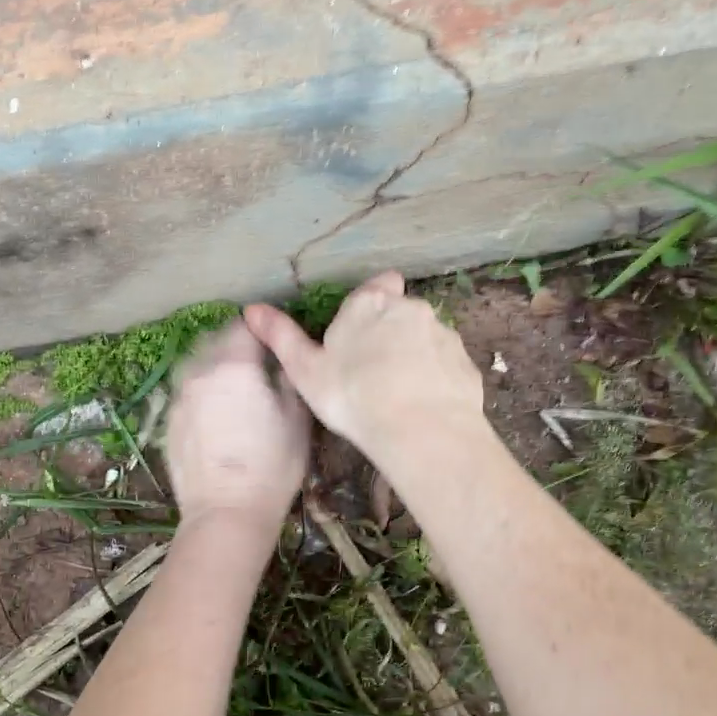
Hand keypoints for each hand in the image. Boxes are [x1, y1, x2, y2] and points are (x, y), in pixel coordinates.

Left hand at [164, 321, 310, 529]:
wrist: (225, 512)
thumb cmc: (272, 468)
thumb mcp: (297, 421)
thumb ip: (288, 381)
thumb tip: (281, 363)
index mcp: (236, 366)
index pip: (245, 327)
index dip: (261, 330)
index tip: (272, 342)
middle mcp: (201, 372)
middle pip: (215, 340)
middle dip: (234, 344)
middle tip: (254, 363)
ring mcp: (179, 396)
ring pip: (194, 363)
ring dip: (212, 363)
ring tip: (230, 385)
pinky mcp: (167, 419)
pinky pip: (184, 390)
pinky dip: (198, 390)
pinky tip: (212, 412)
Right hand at [243, 272, 484, 461]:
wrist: (422, 431)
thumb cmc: (353, 395)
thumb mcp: (305, 369)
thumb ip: (281, 336)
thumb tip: (251, 309)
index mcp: (370, 303)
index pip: (377, 284)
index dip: (370, 304)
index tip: (358, 332)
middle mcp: (410, 308)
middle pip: (400, 310)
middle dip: (389, 330)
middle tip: (369, 369)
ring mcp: (443, 334)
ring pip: (424, 336)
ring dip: (413, 354)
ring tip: (396, 392)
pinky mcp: (465, 363)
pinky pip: (445, 364)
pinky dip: (434, 377)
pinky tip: (420, 405)